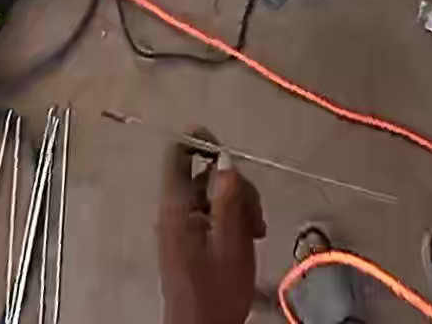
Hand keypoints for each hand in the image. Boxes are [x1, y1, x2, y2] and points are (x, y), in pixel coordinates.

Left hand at [158, 132, 265, 323]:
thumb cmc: (215, 290)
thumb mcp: (230, 239)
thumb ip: (228, 195)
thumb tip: (226, 158)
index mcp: (177, 204)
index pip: (179, 152)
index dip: (201, 141)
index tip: (227, 153)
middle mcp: (174, 208)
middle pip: (204, 174)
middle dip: (235, 185)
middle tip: (255, 211)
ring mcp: (181, 224)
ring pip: (213, 193)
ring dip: (238, 203)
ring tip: (256, 230)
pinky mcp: (190, 239)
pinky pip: (211, 213)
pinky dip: (231, 218)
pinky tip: (249, 236)